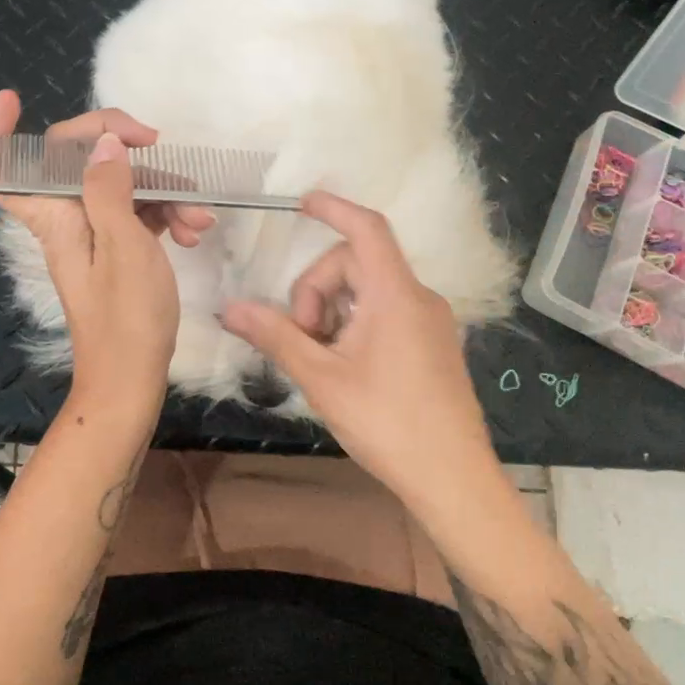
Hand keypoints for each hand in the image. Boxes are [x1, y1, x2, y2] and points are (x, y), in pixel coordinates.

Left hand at [0, 90, 212, 407]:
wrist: (132, 382)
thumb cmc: (126, 319)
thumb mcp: (124, 247)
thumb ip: (109, 190)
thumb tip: (103, 145)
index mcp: (53, 214)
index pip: (0, 169)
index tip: (13, 100)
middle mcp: (66, 216)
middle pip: (78, 157)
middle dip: (123, 147)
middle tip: (158, 143)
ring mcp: (92, 231)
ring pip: (119, 184)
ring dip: (162, 190)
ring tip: (198, 218)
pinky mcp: (117, 246)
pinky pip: (137, 211)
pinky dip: (167, 213)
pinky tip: (196, 230)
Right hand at [222, 192, 494, 498]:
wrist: (455, 480)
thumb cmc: (388, 424)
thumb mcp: (322, 378)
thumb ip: (275, 336)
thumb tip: (229, 308)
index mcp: (395, 295)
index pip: (365, 229)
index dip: (333, 208)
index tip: (301, 203)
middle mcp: (418, 298)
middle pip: (355, 263)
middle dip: (317, 289)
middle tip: (303, 338)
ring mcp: (430, 322)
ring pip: (367, 290)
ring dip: (333, 310)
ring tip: (320, 358)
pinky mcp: (433, 345)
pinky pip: (385, 312)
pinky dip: (354, 323)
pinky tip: (343, 366)